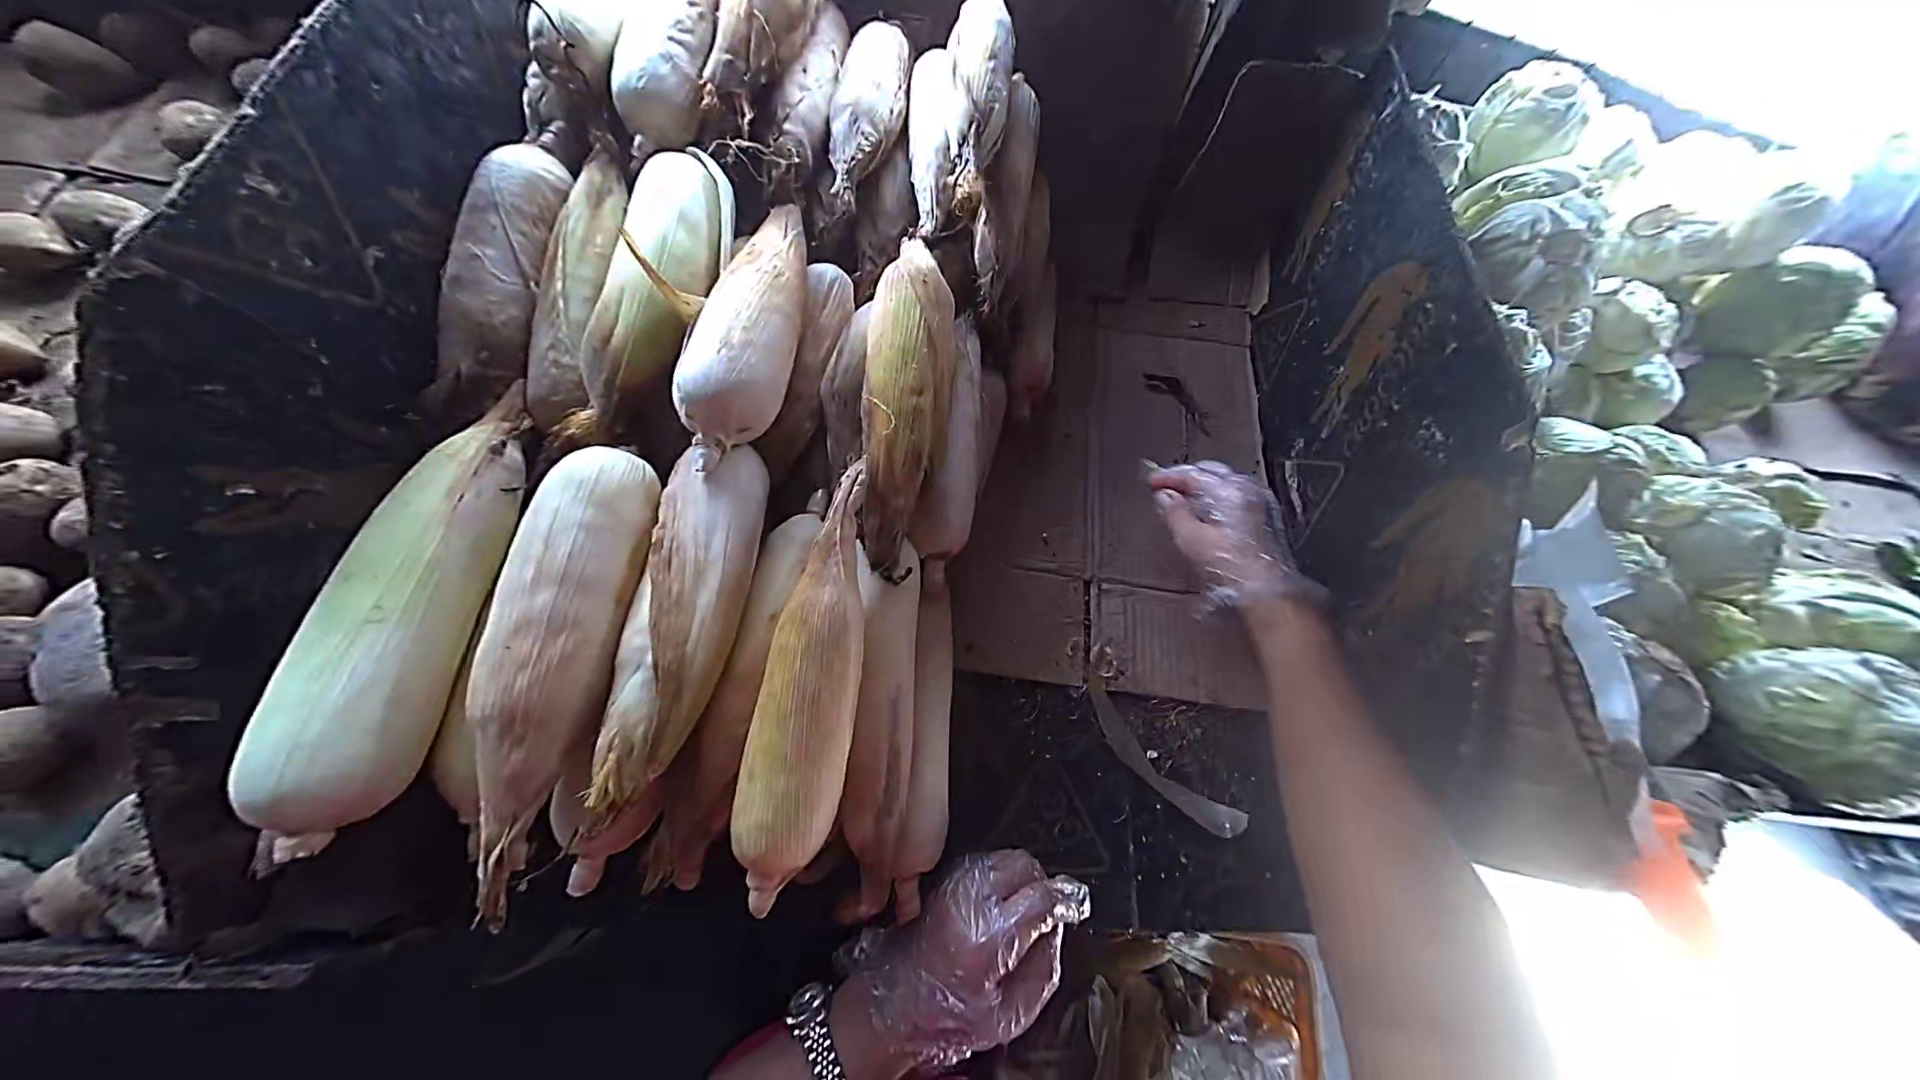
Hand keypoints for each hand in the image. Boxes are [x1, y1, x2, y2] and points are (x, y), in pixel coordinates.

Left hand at [849, 850, 1089, 1070]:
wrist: (893, 1009)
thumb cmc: (944, 1020)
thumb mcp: (1010, 1016)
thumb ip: (1044, 969)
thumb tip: (1058, 930)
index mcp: (988, 937)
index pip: (1041, 896)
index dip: (1064, 899)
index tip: (1073, 907)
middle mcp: (969, 901)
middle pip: (1025, 864)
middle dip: (1042, 885)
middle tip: (1044, 912)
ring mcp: (954, 885)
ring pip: (1006, 857)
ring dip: (1021, 879)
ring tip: (1018, 914)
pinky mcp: (945, 880)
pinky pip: (987, 862)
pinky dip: (1001, 878)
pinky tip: (997, 908)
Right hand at [1146, 461, 1320, 608]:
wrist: (1266, 593)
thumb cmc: (1231, 568)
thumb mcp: (1191, 539)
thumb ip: (1174, 512)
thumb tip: (1164, 496)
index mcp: (1229, 491)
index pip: (1193, 473)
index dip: (1168, 476)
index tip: (1151, 482)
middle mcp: (1247, 491)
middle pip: (1210, 474)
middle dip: (1185, 479)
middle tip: (1164, 489)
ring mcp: (1259, 505)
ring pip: (1223, 485)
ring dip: (1199, 490)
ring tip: (1180, 502)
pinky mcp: (1264, 521)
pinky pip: (1234, 499)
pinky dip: (1214, 500)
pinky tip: (1204, 515)